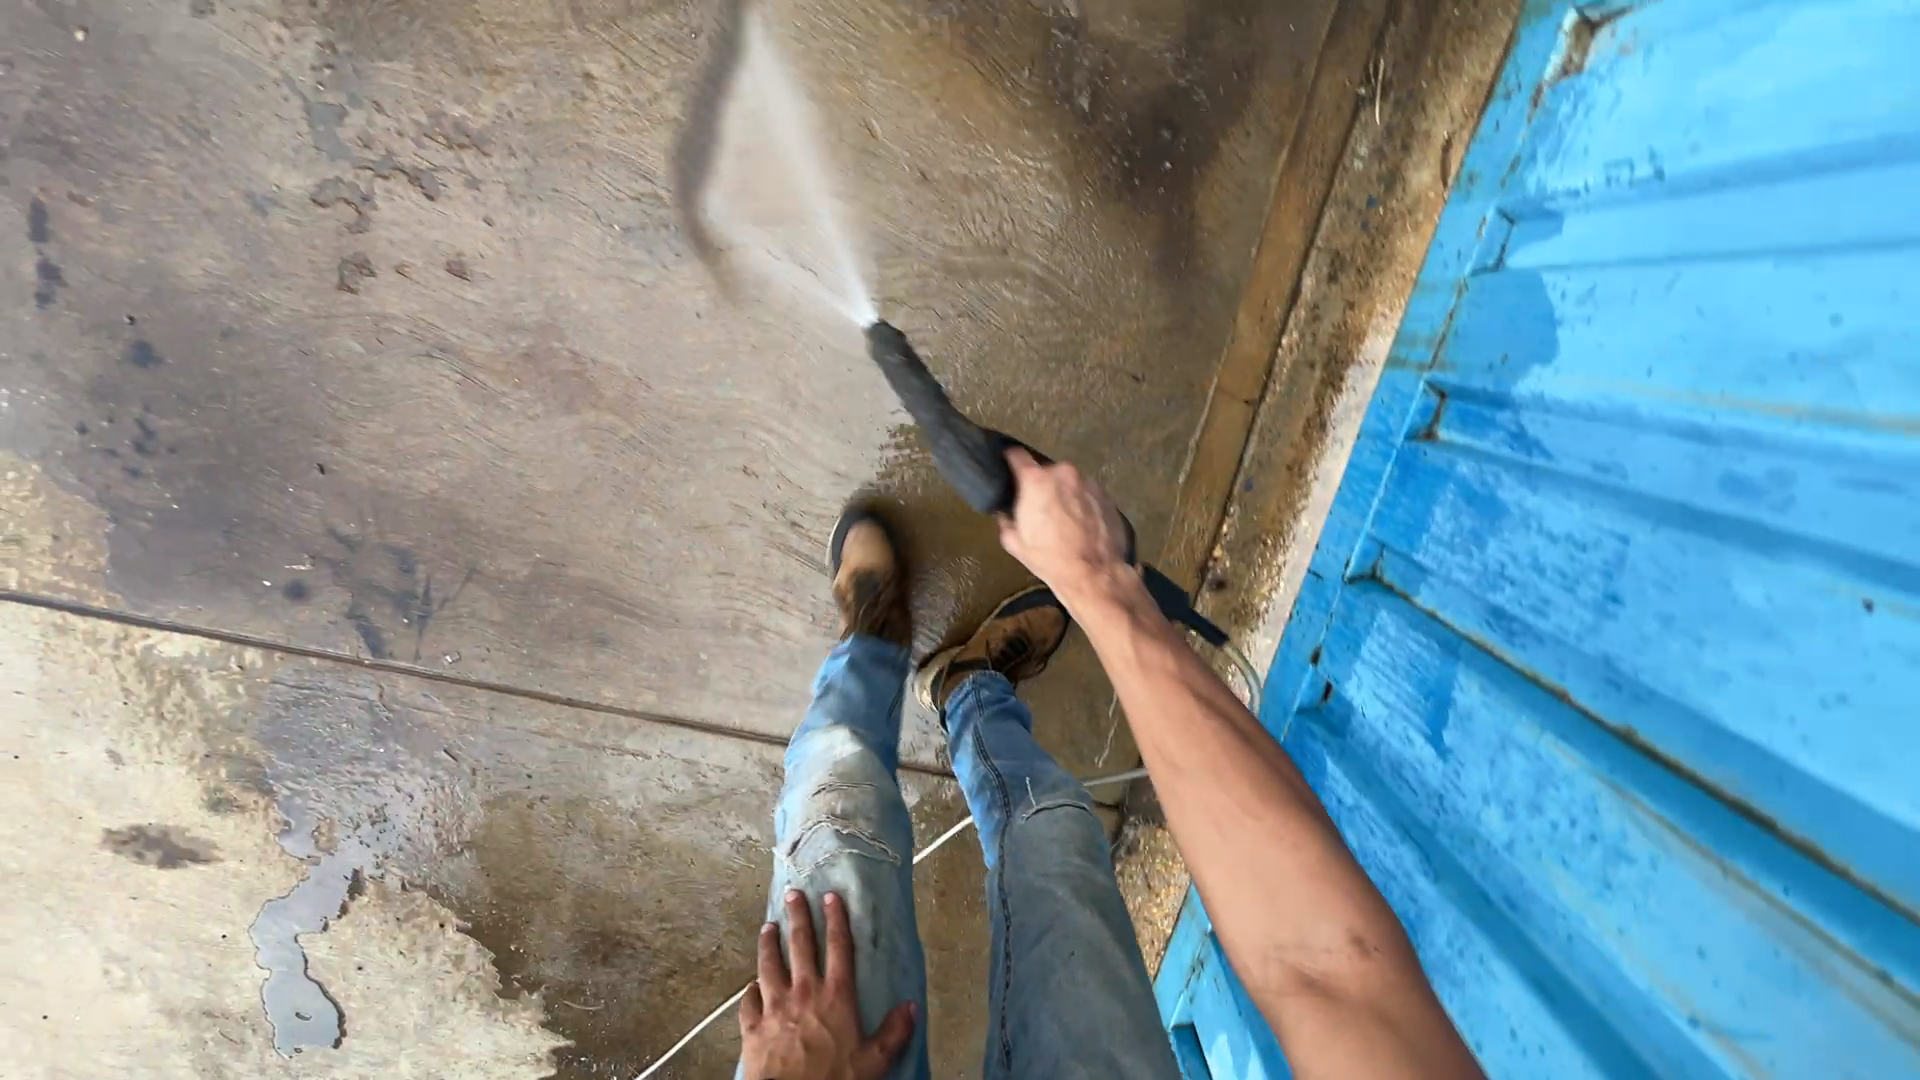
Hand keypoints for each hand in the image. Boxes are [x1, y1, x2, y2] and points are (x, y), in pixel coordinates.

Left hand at [739, 889, 915, 1079]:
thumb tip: (911, 1006)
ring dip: (768, 945)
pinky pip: (748, 1003)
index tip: (831, 896)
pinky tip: (750, 986)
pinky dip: (749, 992)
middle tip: (793, 895)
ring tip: (767, 928)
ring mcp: (775, 1007)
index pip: (839, 947)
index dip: (836, 919)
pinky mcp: (752, 1028)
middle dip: (798, 917)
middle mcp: (805, 992)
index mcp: (836, 995)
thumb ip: (893, 1032)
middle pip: (801, 945)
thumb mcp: (874, 1062)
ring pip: (769, 966)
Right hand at [998, 448, 1134, 603]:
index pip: (1016, 454)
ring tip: (1064, 519)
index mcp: (1036, 480)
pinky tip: (1082, 524)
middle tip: (1039, 507)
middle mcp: (1064, 474)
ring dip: (1064, 494)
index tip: (1008, 468)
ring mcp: (1089, 482)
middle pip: (1046, 471)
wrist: (1093, 573)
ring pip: (1069, 482)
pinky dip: (1082, 503)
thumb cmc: (1049, 558)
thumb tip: (1006, 513)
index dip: (1010, 460)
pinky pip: (1088, 494)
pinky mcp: (1107, 496)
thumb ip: (1005, 520)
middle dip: (1041, 485)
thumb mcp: (1014, 543)